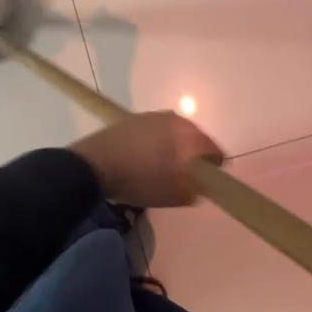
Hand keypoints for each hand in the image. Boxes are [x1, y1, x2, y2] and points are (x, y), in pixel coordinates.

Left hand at [68, 111, 223, 207]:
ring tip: (164, 165)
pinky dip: (158, 141)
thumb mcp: (173, 195)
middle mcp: (177, 120)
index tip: (208, 181)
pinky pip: (157, 130)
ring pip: (175, 132)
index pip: (215, 150)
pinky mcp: (136, 117)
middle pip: (196, 138)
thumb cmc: (141, 181)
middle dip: (195, 154)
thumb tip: (200, 185)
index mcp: (191, 137)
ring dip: (175, 146)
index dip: (215, 167)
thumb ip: (194, 190)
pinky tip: (146, 156)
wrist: (96, 163)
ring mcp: (155, 115)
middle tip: (186, 174)